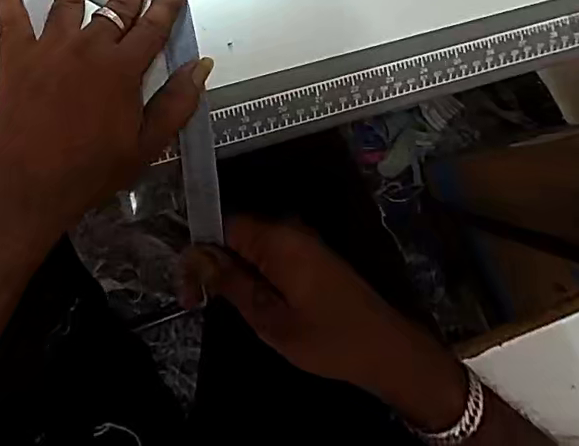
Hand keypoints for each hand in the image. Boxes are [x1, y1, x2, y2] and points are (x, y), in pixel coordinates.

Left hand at [0, 0, 212, 255]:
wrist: (26, 186)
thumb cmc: (84, 172)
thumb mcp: (144, 146)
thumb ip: (176, 104)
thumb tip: (199, 69)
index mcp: (121, 70)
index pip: (153, 27)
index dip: (169, 3)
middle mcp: (87, 49)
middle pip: (117, 4)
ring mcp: (50, 48)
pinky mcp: (16, 56)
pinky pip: (11, 17)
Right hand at [180, 217, 469, 428]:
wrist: (392, 353)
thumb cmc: (329, 339)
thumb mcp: (271, 319)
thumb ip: (230, 283)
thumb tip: (192, 255)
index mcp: (275, 237)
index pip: (219, 224)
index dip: (197, 252)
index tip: (186, 286)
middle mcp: (285, 227)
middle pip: (232, 232)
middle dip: (211, 262)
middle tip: (195, 302)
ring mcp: (299, 239)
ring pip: (248, 244)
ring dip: (230, 269)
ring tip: (217, 303)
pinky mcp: (308, 253)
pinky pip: (266, 252)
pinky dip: (251, 271)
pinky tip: (245, 297)